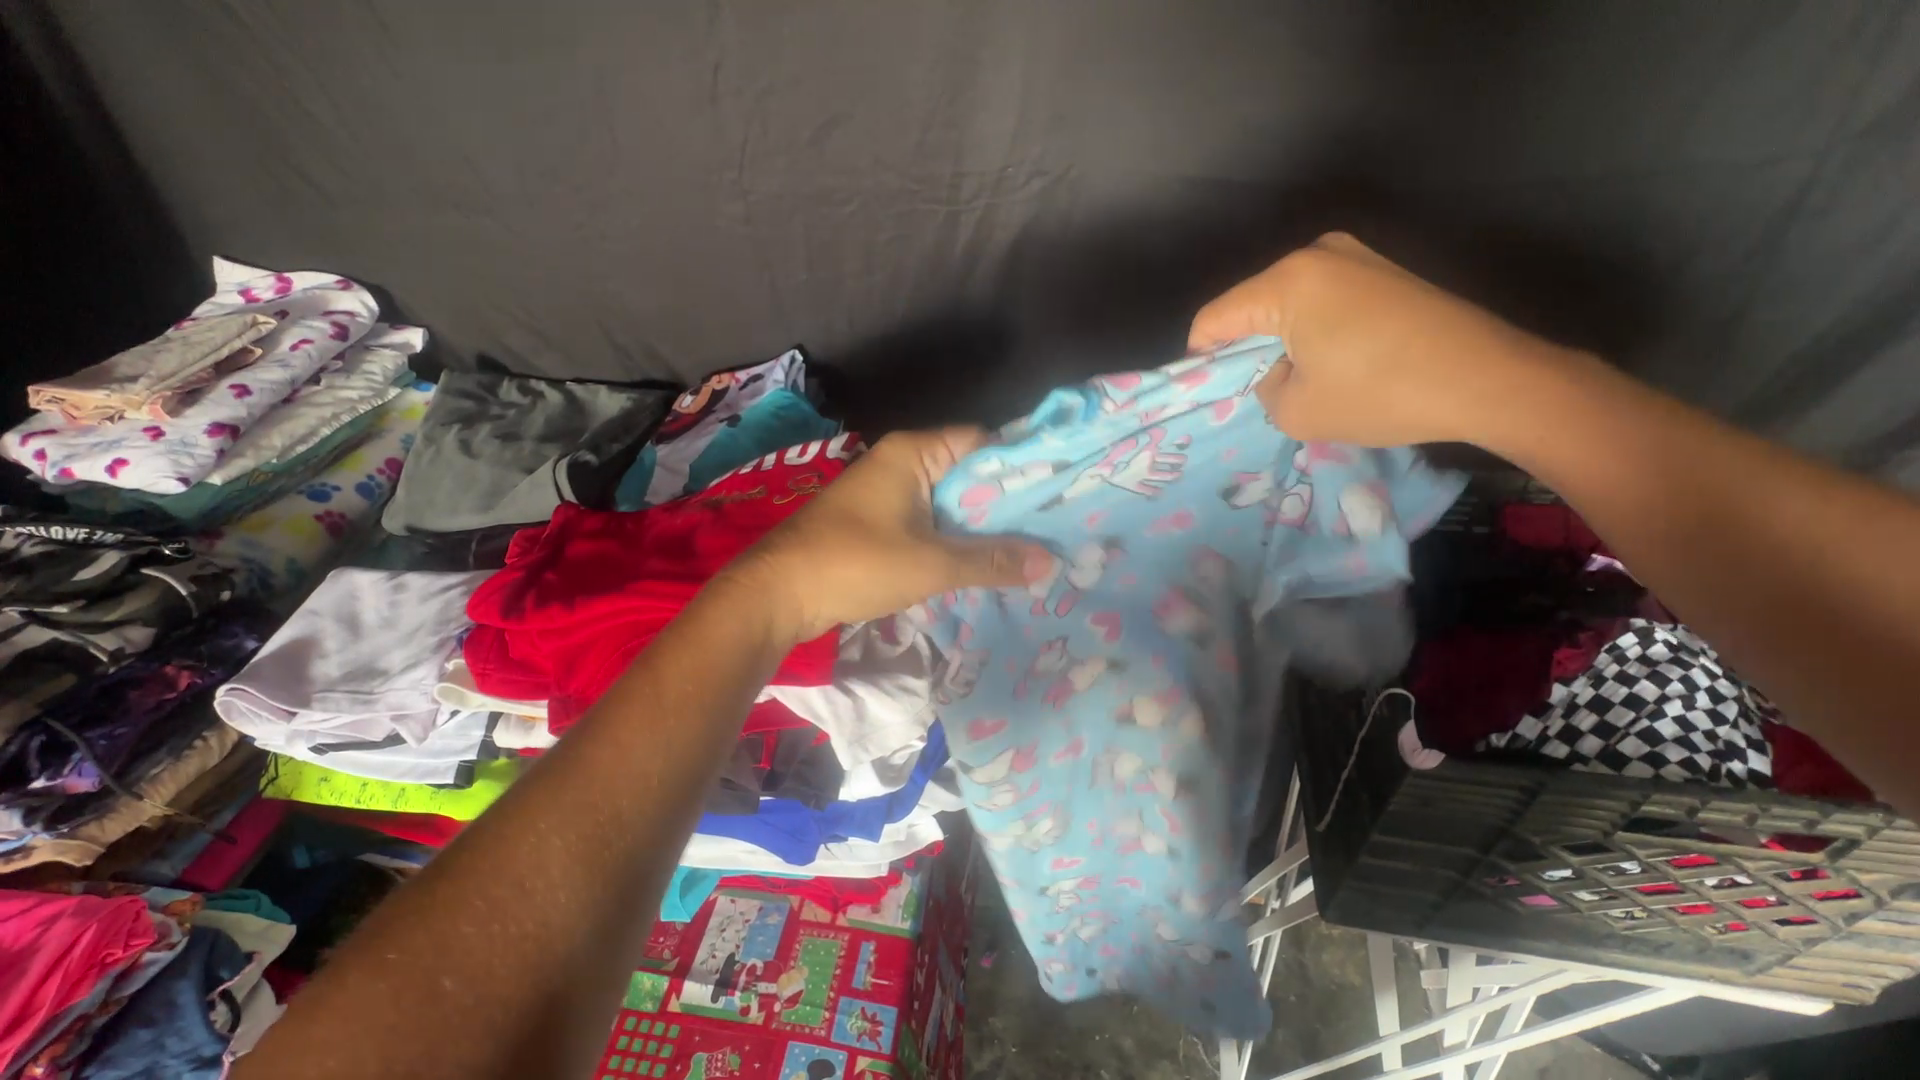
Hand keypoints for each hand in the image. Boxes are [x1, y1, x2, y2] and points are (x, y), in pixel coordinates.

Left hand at [724, 427, 1052, 642]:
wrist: (777, 594)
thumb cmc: (855, 564)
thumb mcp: (931, 564)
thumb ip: (991, 560)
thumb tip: (1049, 562)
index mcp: (913, 453)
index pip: (983, 443)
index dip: (1021, 466)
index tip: (1060, 492)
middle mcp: (901, 463)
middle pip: (968, 474)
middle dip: (1006, 504)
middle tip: (1054, 529)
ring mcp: (886, 493)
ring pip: (948, 503)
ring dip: (980, 527)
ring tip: (1031, 549)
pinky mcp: (878, 523)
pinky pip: (928, 523)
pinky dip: (953, 540)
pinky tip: (984, 565)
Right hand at [1188, 232, 1570, 446]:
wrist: (1488, 379)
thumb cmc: (1382, 394)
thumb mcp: (1297, 411)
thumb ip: (1263, 390)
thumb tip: (1277, 373)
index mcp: (1286, 280)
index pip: (1214, 318)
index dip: (1202, 360)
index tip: (1214, 394)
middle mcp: (1317, 253)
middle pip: (1250, 305)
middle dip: (1247, 349)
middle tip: (1262, 392)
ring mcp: (1356, 257)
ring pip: (1288, 303)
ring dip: (1284, 341)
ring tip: (1306, 381)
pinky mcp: (1384, 271)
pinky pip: (1325, 301)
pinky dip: (1317, 331)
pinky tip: (1339, 364)